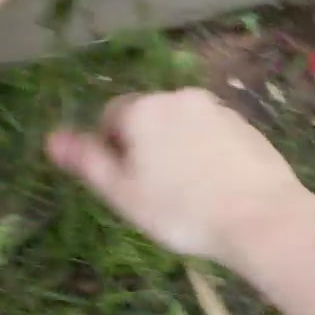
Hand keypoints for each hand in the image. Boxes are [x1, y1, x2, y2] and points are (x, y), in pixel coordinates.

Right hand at [46, 89, 314, 263]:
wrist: (262, 217)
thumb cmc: (181, 210)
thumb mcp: (123, 193)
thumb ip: (87, 161)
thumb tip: (52, 138)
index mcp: (144, 108)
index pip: (111, 116)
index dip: (112, 150)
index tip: (127, 184)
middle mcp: (180, 97)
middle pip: (148, 118)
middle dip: (146, 147)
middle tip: (156, 192)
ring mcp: (218, 109)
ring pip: (183, 127)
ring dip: (178, 149)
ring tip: (190, 194)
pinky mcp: (246, 125)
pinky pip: (213, 135)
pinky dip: (208, 153)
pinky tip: (217, 188)